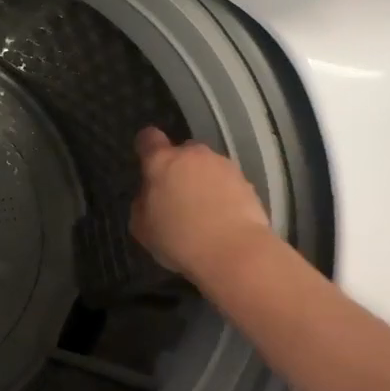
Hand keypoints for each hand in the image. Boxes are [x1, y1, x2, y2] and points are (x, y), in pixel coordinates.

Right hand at [130, 127, 273, 277]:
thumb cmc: (179, 239)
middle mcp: (193, 155)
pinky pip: (226, 182)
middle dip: (178, 169)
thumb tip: (150, 196)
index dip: (146, 148)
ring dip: (202, 181)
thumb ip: (142, 204)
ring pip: (206, 166)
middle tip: (176, 197)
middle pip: (181, 152)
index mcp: (162, 162)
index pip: (149, 138)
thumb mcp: (142, 228)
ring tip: (204, 211)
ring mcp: (223, 165)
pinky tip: (222, 218)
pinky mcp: (246, 181)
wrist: (235, 252)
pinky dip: (223, 194)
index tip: (147, 166)